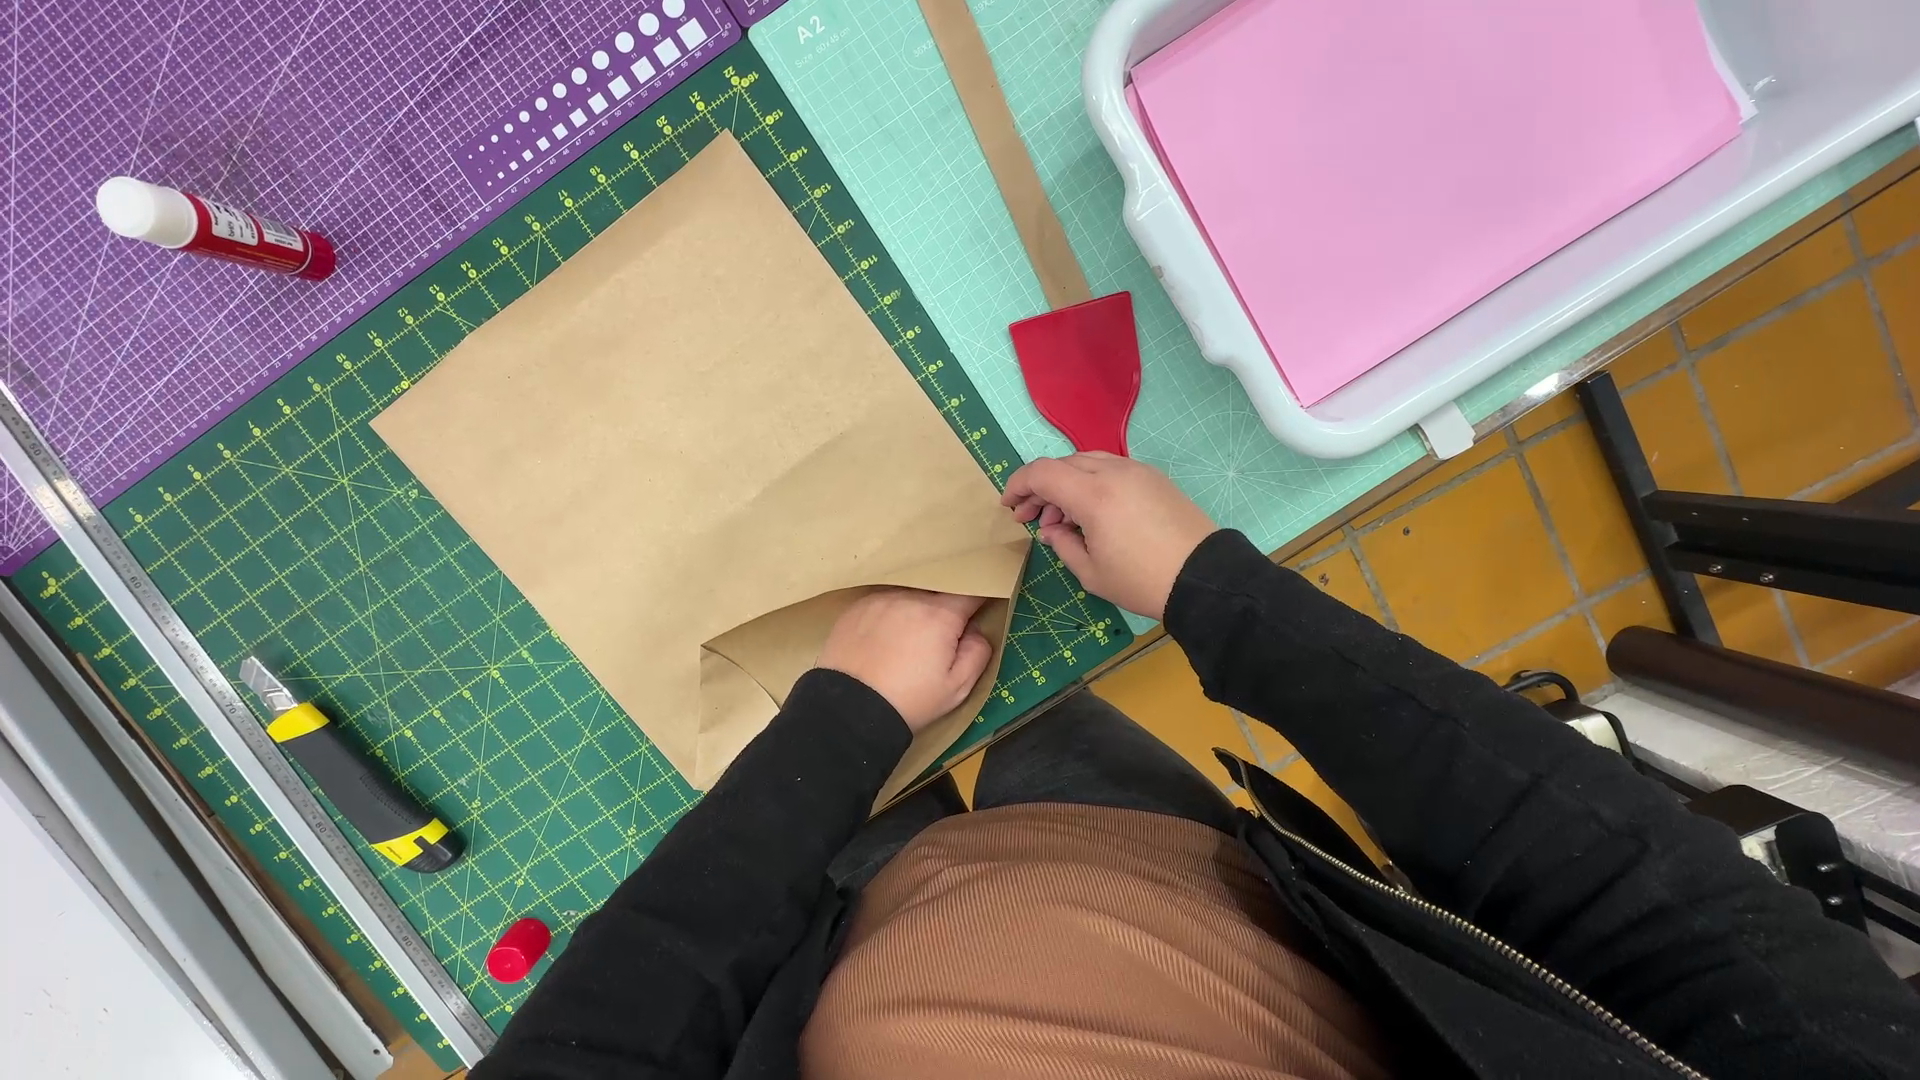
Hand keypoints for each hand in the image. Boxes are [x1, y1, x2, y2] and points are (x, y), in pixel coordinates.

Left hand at [818, 589, 993, 732]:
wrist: (850, 710)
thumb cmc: (909, 701)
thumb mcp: (957, 688)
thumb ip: (977, 652)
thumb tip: (976, 630)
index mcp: (939, 615)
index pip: (970, 591)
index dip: (978, 599)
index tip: (976, 612)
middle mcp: (910, 597)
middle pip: (937, 593)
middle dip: (943, 610)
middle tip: (938, 639)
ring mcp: (880, 599)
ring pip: (909, 596)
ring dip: (914, 611)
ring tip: (905, 642)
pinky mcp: (856, 607)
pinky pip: (883, 603)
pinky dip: (889, 616)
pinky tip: (883, 640)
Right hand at [1001, 453, 1215, 619]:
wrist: (1204, 578)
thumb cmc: (1141, 581)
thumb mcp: (1090, 573)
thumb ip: (1062, 544)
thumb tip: (1050, 529)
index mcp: (1093, 495)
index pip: (1041, 473)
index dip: (1018, 485)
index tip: (1009, 506)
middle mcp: (1113, 472)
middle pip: (1062, 464)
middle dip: (1040, 487)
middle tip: (1031, 518)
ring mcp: (1137, 471)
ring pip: (1087, 462)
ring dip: (1066, 483)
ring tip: (1062, 518)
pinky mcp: (1154, 478)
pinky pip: (1111, 469)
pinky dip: (1091, 483)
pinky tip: (1091, 512)